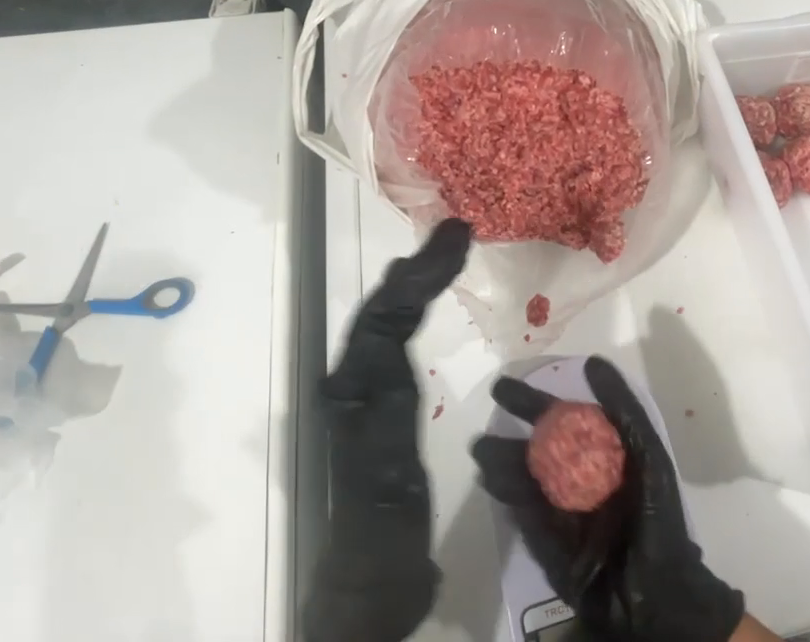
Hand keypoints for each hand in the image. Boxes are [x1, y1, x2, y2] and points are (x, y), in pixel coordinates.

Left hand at [302, 219, 472, 641]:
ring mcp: (363, 396)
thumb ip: (377, 417)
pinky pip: (392, 346)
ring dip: (412, 286)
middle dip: (418, 270)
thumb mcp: (383, 478)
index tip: (456, 237)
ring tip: (442, 255)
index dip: (419, 275)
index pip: (385, 318)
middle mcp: (352, 385)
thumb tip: (356, 374)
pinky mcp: (377, 409)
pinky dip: (410, 314)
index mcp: (357, 393)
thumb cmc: (380, 533)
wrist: (367, 577)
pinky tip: (420, 309)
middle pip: (381, 313)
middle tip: (456, 233)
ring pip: (383, 325)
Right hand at [472, 357, 746, 641]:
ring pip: (524, 478)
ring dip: (502, 460)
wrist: (655, 588)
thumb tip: (593, 362)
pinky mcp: (546, 541)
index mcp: (602, 454)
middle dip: (511, 430)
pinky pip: (522, 512)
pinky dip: (505, 494)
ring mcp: (560, 509)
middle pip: (537, 447)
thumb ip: (621, 407)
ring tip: (481, 447)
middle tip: (487, 409)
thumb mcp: (646, 451)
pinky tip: (489, 477)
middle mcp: (578, 476)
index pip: (563, 419)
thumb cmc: (655, 512)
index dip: (535, 401)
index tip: (505, 386)